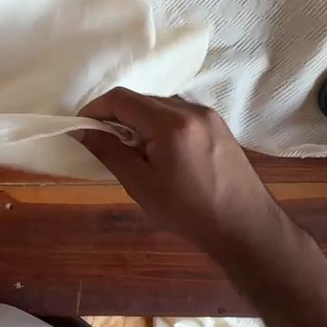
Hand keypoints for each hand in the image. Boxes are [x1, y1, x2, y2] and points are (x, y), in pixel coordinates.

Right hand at [74, 88, 287, 256]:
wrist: (246, 227)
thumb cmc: (187, 210)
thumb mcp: (139, 184)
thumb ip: (108, 151)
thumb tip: (81, 131)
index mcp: (171, 123)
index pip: (121, 99)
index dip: (94, 110)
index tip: (80, 129)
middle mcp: (192, 110)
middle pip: (141, 99)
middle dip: (115, 116)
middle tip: (103, 144)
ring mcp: (209, 116)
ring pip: (159, 106)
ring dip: (137, 120)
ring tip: (131, 150)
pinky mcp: (218, 126)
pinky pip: (178, 115)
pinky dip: (158, 125)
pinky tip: (158, 151)